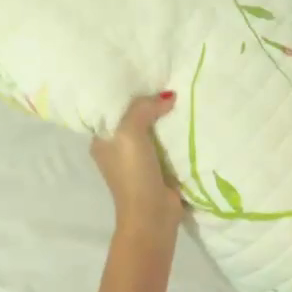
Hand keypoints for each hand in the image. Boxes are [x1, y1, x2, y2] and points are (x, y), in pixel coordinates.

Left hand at [92, 93, 183, 229]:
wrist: (152, 214)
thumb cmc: (133, 173)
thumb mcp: (130, 133)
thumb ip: (143, 108)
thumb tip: (168, 96)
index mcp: (102, 141)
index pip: (113, 109)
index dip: (128, 93)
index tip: (147, 77)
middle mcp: (118, 149)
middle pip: (135, 119)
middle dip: (151, 105)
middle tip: (170, 83)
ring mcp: (139, 160)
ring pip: (154, 132)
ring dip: (167, 121)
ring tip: (184, 98)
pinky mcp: (159, 169)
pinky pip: (168, 146)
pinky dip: (177, 137)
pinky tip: (190, 122)